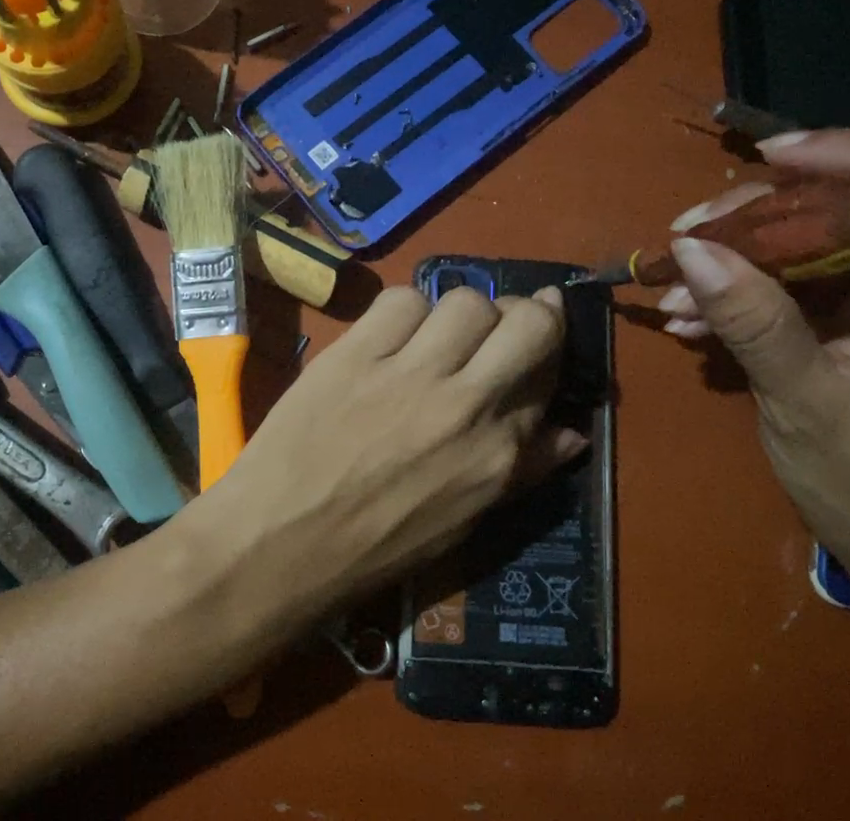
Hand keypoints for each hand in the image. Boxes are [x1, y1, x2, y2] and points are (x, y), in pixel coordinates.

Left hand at [173, 285, 582, 620]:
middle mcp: (466, 406)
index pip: (548, 373)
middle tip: (500, 324)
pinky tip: (389, 337)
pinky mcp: (353, 354)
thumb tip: (572, 432)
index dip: (546, 350)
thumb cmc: (373, 547)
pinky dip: (405, 311)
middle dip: (525, 314)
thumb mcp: (463, 522)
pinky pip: (400, 301)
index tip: (537, 335)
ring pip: (465, 302)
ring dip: (460, 313)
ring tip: (436, 335)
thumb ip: (522, 471)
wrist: (277, 544)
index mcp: (499, 455)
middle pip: (526, 323)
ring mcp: (408, 375)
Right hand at [660, 130, 849, 579]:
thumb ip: (754, 323)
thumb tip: (691, 250)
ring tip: (680, 267)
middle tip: (695, 224)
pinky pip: (816, 275)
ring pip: (834, 238)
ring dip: (752, 245)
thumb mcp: (803, 407)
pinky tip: (697, 304)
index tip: (773, 155)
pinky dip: (756, 281)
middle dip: (775, 208)